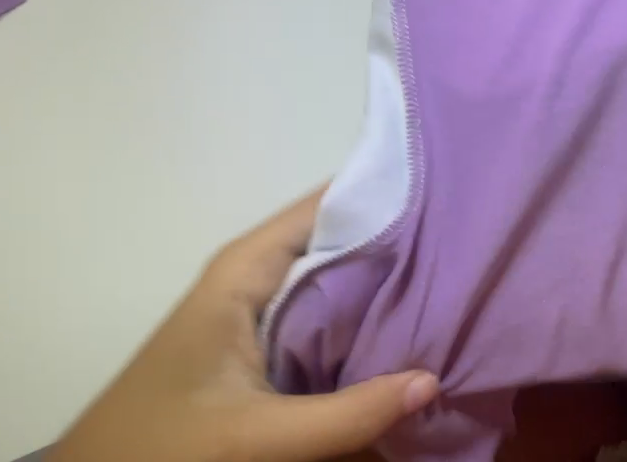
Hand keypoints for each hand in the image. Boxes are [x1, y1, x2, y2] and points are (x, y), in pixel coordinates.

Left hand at [49, 190, 439, 461]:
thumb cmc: (159, 453)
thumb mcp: (253, 440)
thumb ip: (347, 415)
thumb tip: (436, 378)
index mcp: (247, 268)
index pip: (330, 202)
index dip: (389, 192)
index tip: (452, 190)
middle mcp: (257, 273)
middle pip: (341, 234)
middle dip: (400, 235)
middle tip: (467, 235)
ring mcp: (258, 307)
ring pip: (337, 273)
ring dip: (387, 274)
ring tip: (455, 268)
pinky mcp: (261, 342)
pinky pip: (327, 308)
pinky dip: (366, 310)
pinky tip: (409, 322)